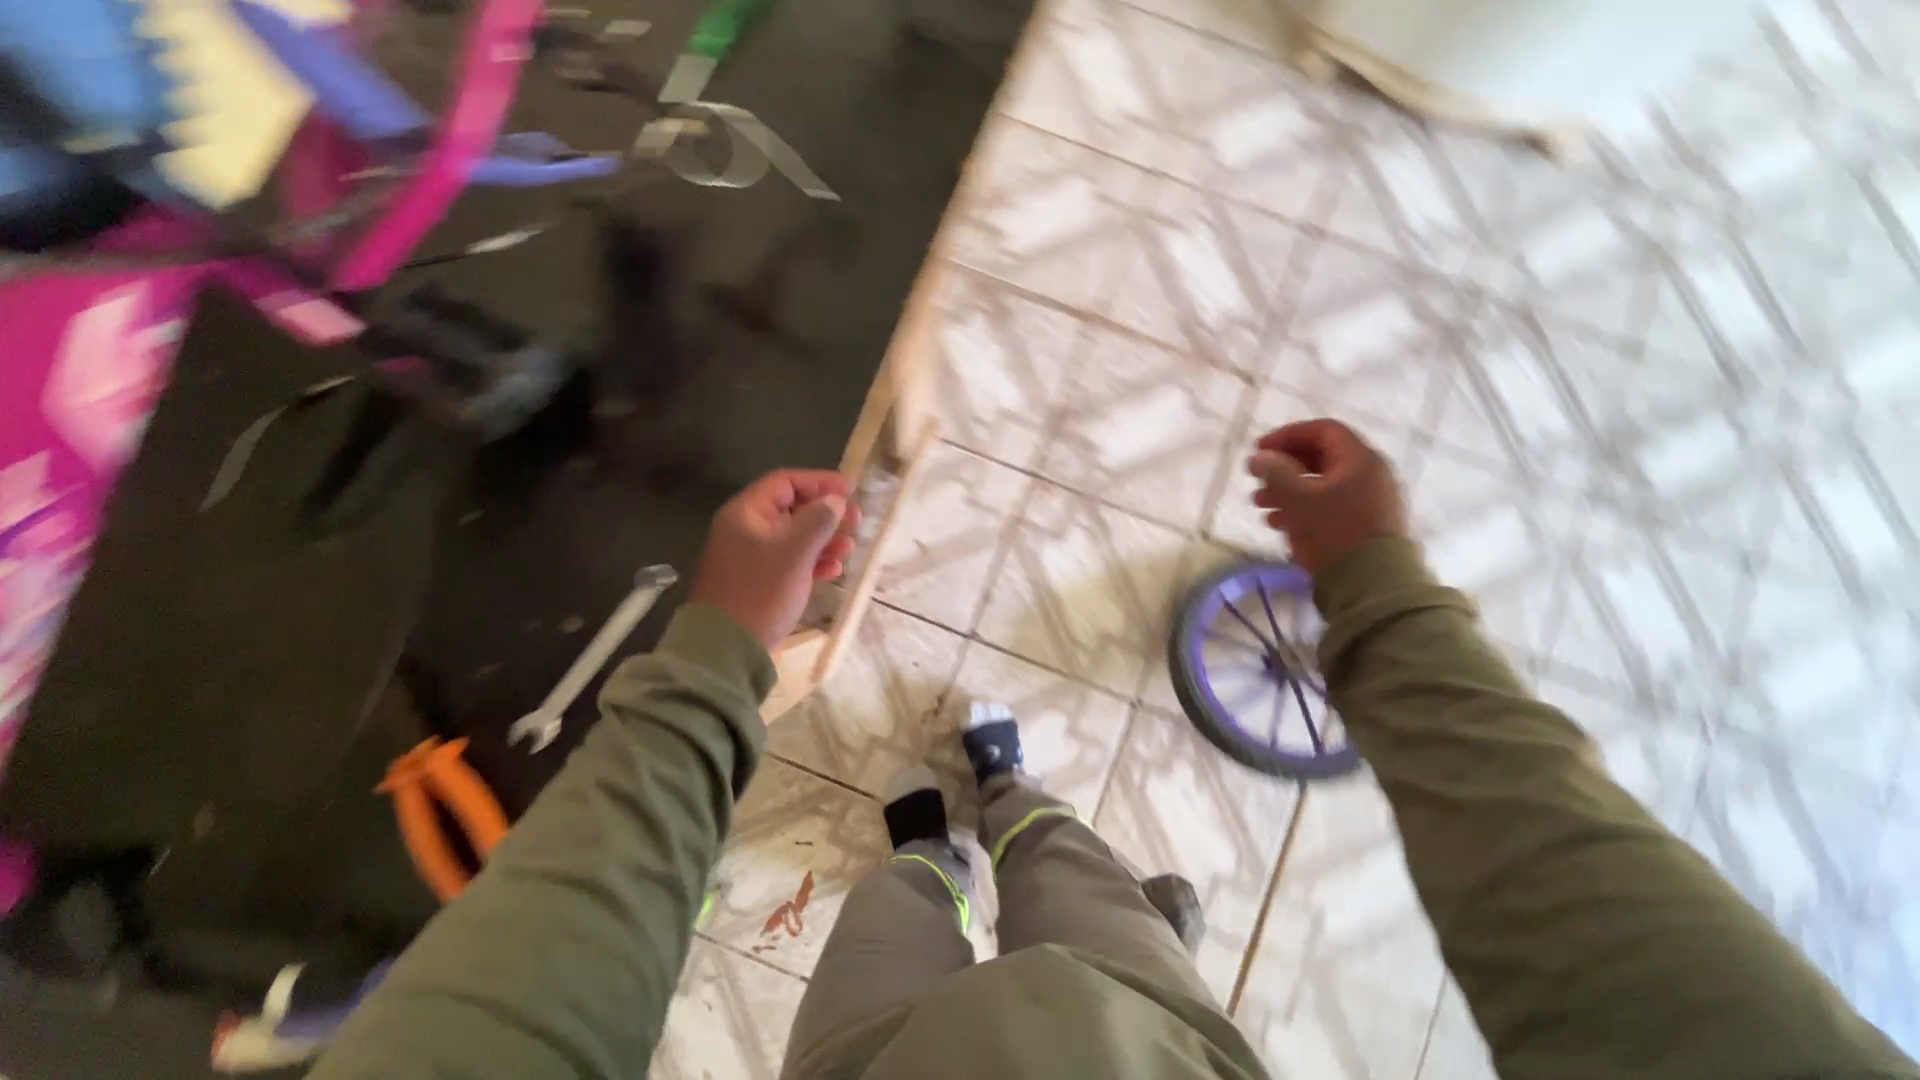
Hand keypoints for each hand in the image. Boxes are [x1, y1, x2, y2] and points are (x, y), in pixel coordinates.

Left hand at [690, 469, 861, 650]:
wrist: (728, 648)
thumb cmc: (761, 592)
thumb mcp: (794, 554)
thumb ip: (818, 521)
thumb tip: (836, 500)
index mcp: (746, 514)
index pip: (785, 482)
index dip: (820, 481)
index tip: (851, 489)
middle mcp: (747, 530)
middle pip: (792, 509)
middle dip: (826, 513)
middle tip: (857, 520)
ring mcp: (752, 557)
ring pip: (794, 537)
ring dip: (824, 539)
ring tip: (850, 548)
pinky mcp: (760, 581)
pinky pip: (791, 561)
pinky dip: (813, 561)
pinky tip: (834, 570)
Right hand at [1247, 419, 1407, 576]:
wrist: (1373, 584)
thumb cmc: (1333, 532)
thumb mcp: (1297, 499)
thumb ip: (1274, 472)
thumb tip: (1259, 457)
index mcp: (1359, 459)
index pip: (1322, 430)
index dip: (1287, 435)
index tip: (1258, 450)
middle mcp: (1370, 474)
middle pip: (1321, 458)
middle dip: (1284, 467)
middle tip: (1256, 479)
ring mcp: (1372, 500)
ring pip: (1323, 484)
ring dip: (1289, 490)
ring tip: (1260, 505)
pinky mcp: (1368, 524)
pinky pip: (1331, 505)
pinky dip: (1304, 508)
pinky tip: (1278, 524)